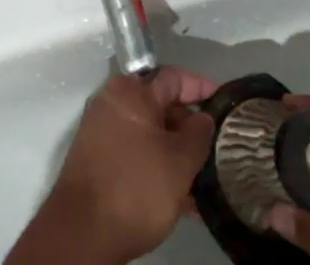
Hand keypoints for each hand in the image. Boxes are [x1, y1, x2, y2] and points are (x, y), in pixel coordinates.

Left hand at [6, 68, 217, 264]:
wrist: (83, 232)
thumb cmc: (136, 187)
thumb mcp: (179, 161)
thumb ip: (198, 134)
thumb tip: (202, 118)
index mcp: (131, 93)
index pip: (174, 77)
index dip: (202, 87)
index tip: (226, 103)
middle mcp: (113, 105)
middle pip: (161, 106)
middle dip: (192, 128)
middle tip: (220, 148)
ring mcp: (103, 133)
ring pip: (151, 136)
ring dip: (178, 155)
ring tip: (208, 180)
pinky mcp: (100, 161)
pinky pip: (138, 155)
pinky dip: (160, 169)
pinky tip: (186, 201)